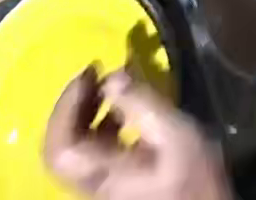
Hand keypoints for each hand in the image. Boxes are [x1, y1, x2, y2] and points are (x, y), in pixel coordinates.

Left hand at [44, 68, 232, 199]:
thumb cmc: (195, 180)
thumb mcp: (175, 135)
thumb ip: (143, 105)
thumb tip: (111, 76)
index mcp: (103, 177)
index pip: (60, 148)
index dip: (65, 106)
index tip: (90, 72)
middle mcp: (94, 184)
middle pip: (62, 147)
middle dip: (74, 103)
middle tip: (96, 71)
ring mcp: (104, 185)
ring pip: (76, 147)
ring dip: (85, 110)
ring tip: (109, 81)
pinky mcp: (117, 182)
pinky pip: (94, 149)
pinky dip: (101, 121)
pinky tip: (123, 107)